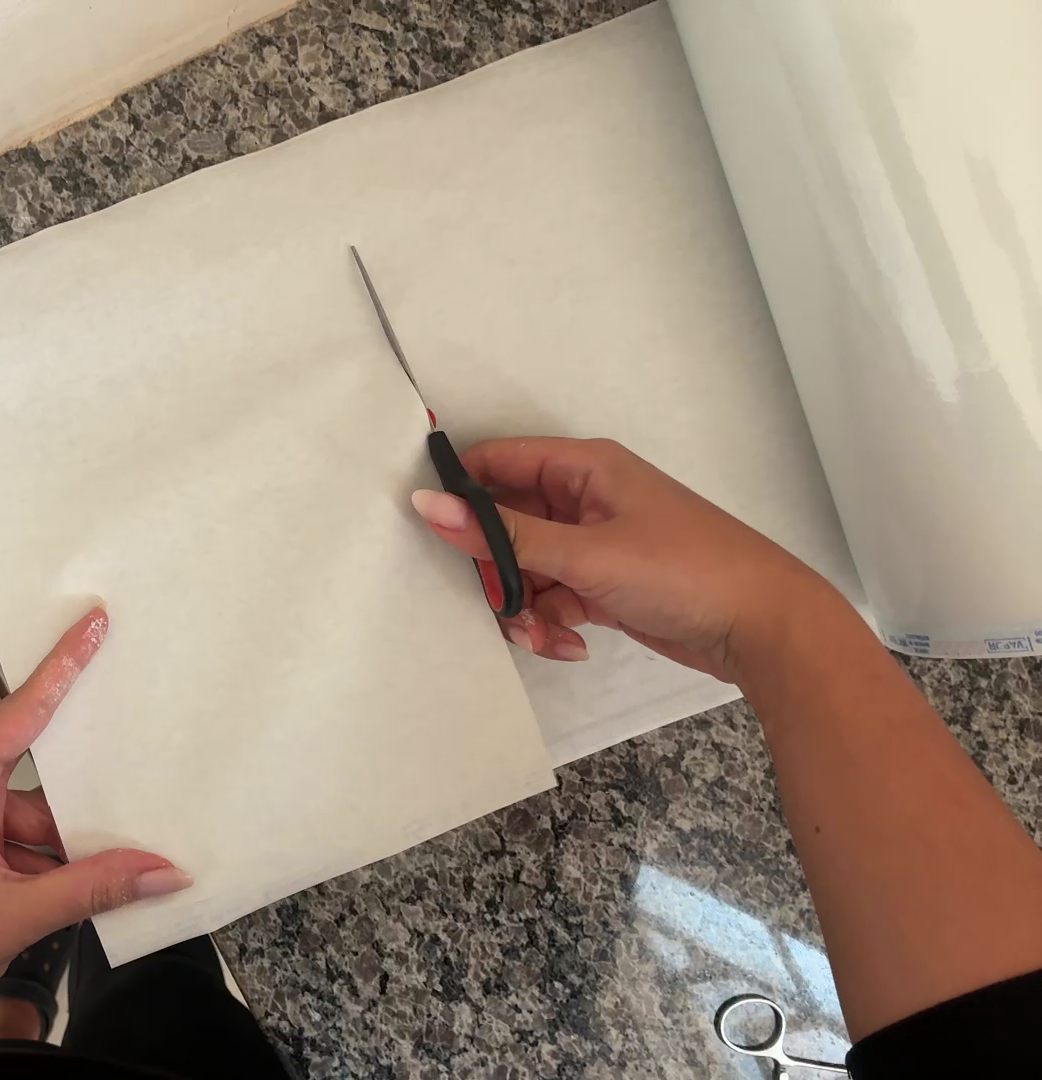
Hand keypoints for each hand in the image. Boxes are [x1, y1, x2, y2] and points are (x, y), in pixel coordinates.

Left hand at [0, 607, 190, 1031]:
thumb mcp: (12, 914)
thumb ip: (92, 889)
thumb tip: (164, 871)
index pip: (21, 710)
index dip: (62, 663)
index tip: (93, 622)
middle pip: (37, 760)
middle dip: (85, 764)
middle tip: (136, 729)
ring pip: (38, 811)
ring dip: (74, 837)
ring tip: (133, 844)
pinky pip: (27, 841)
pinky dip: (57, 861)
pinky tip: (99, 879)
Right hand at [409, 436, 833, 680]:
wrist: (768, 634)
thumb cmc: (681, 572)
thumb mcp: (583, 553)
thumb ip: (499, 534)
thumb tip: (425, 504)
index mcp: (582, 469)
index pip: (496, 462)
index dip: (459, 489)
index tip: (429, 528)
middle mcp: (580, 499)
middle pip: (502, 523)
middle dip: (495, 568)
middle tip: (496, 600)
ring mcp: (588, 543)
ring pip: (521, 567)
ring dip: (520, 605)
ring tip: (539, 635)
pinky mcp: (596, 582)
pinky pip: (546, 595)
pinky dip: (546, 622)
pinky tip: (566, 644)